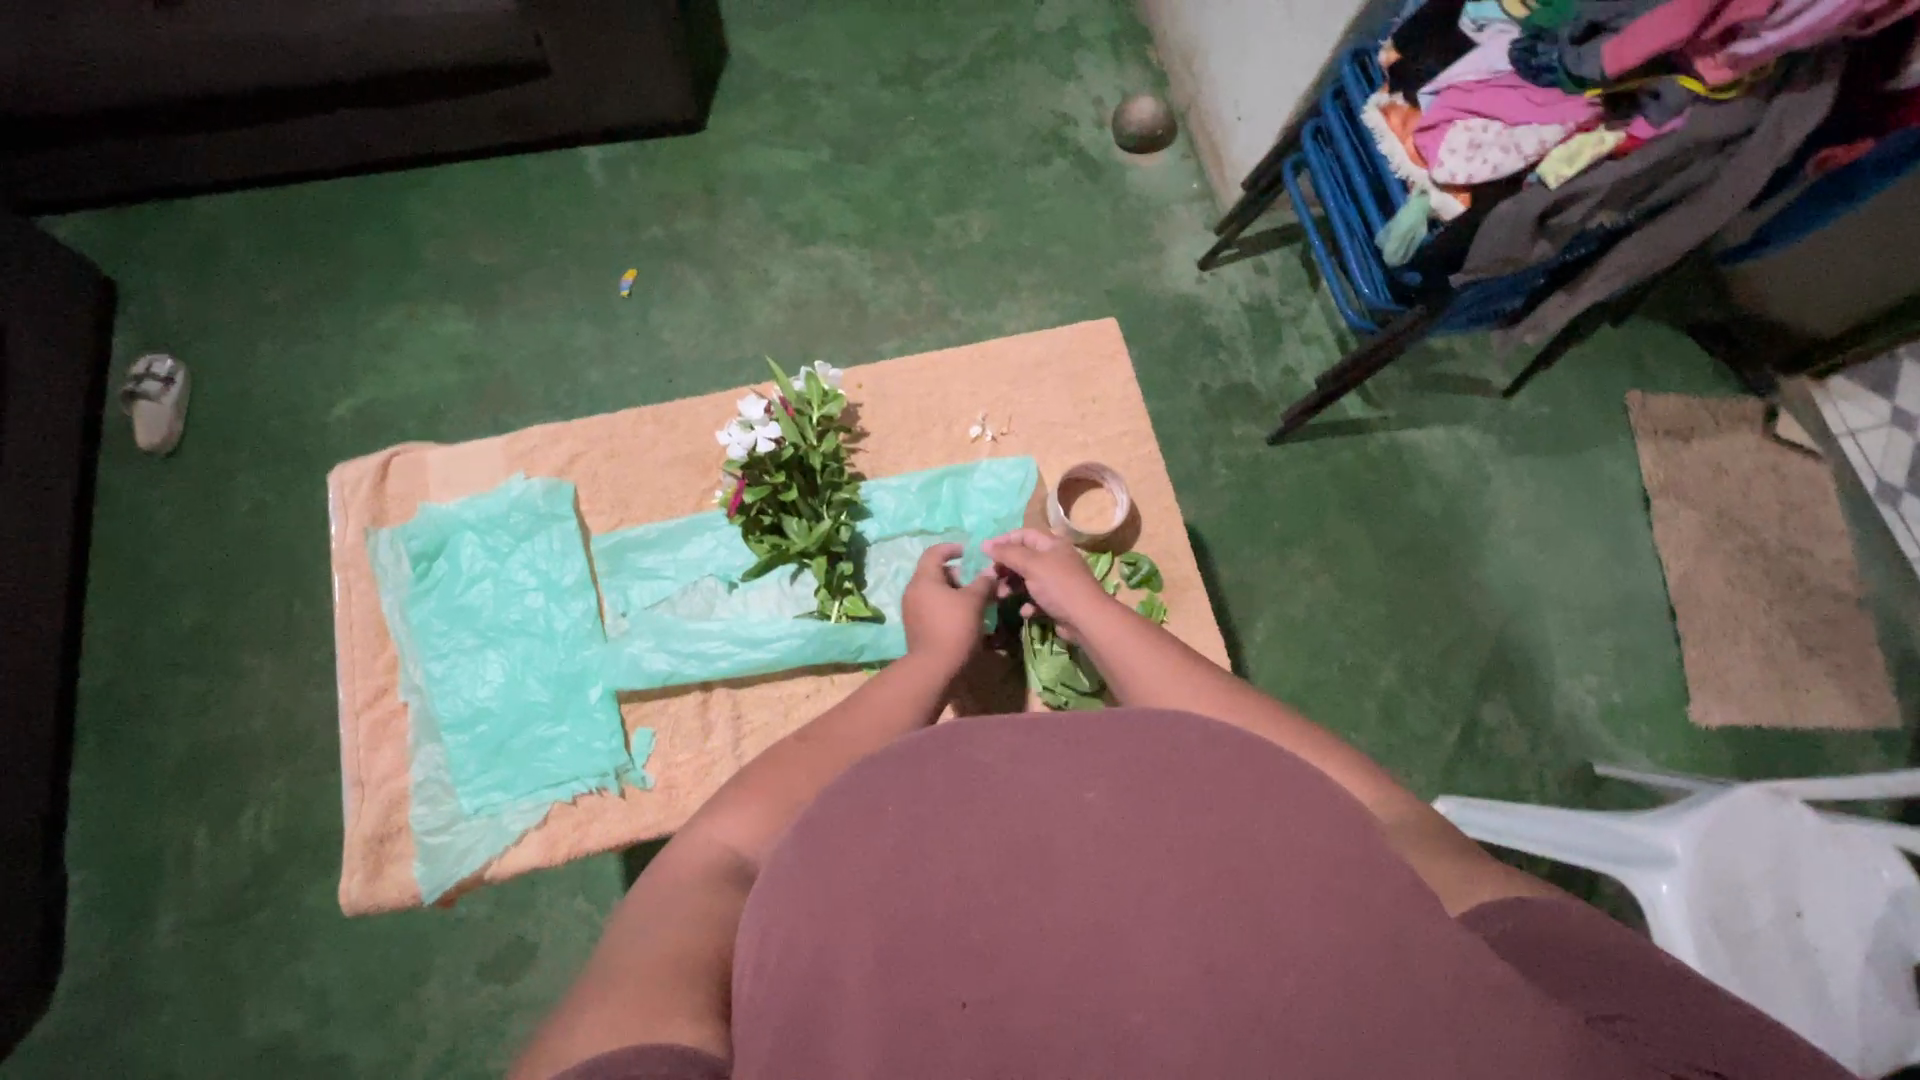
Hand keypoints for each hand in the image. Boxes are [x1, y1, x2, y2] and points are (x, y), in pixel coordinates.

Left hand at [901, 543, 996, 671]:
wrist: (934, 668)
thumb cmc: (954, 628)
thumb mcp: (974, 602)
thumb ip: (983, 582)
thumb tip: (990, 571)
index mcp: (923, 579)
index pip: (934, 552)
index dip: (953, 548)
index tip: (970, 553)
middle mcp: (913, 591)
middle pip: (937, 573)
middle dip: (961, 575)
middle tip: (981, 584)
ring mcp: (913, 610)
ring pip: (937, 592)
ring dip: (958, 592)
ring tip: (979, 601)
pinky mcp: (917, 626)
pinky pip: (934, 607)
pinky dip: (950, 606)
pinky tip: (967, 617)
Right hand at [981, 528, 1117, 642]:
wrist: (1085, 619)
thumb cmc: (1058, 585)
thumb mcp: (1031, 564)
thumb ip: (1007, 553)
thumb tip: (984, 544)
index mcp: (1052, 544)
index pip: (1024, 534)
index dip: (1004, 541)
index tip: (985, 552)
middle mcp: (1055, 560)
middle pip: (1023, 558)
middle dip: (1006, 567)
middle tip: (992, 578)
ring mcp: (1056, 581)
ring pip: (1027, 580)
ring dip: (1012, 587)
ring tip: (1001, 596)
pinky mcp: (1056, 601)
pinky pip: (1036, 599)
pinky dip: (1028, 604)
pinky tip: (1026, 612)